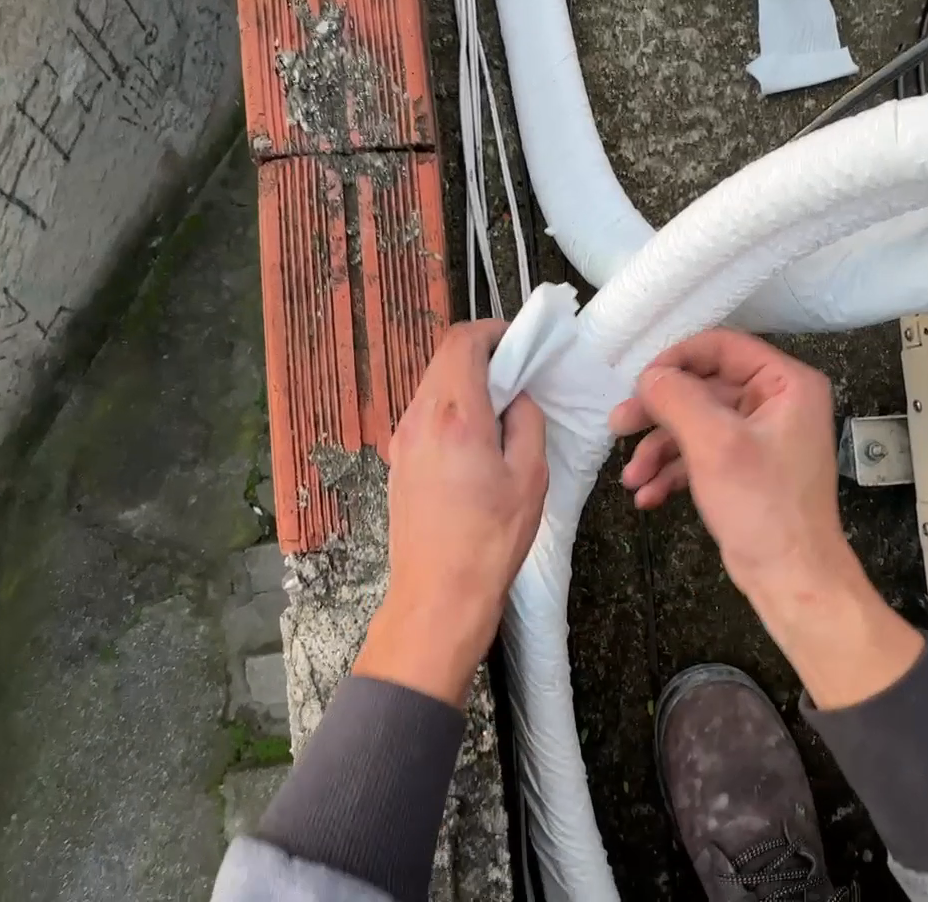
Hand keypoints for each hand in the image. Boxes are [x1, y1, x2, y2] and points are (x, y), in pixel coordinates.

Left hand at [353, 321, 548, 706]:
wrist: (438, 596)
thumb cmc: (489, 540)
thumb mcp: (530, 477)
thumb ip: (527, 421)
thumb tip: (517, 398)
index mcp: (457, 415)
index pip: (463, 341)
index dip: (493, 331)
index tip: (519, 345)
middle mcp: (420, 419)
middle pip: (444, 359)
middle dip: (482, 357)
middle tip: (516, 380)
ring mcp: (402, 441)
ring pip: (432, 386)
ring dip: (465, 385)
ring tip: (499, 416)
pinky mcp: (397, 461)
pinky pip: (424, 416)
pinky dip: (451, 410)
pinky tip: (474, 444)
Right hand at [608, 328, 921, 706]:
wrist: (792, 581)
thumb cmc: (763, 507)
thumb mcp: (714, 444)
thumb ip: (677, 399)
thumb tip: (648, 376)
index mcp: (786, 384)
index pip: (722, 347)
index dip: (677, 359)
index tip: (640, 383)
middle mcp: (776, 403)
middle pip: (702, 388)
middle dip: (658, 413)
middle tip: (617, 426)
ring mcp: (760, 438)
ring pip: (696, 424)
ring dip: (658, 450)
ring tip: (631, 479)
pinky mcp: (745, 469)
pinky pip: (701, 455)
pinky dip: (672, 472)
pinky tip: (648, 497)